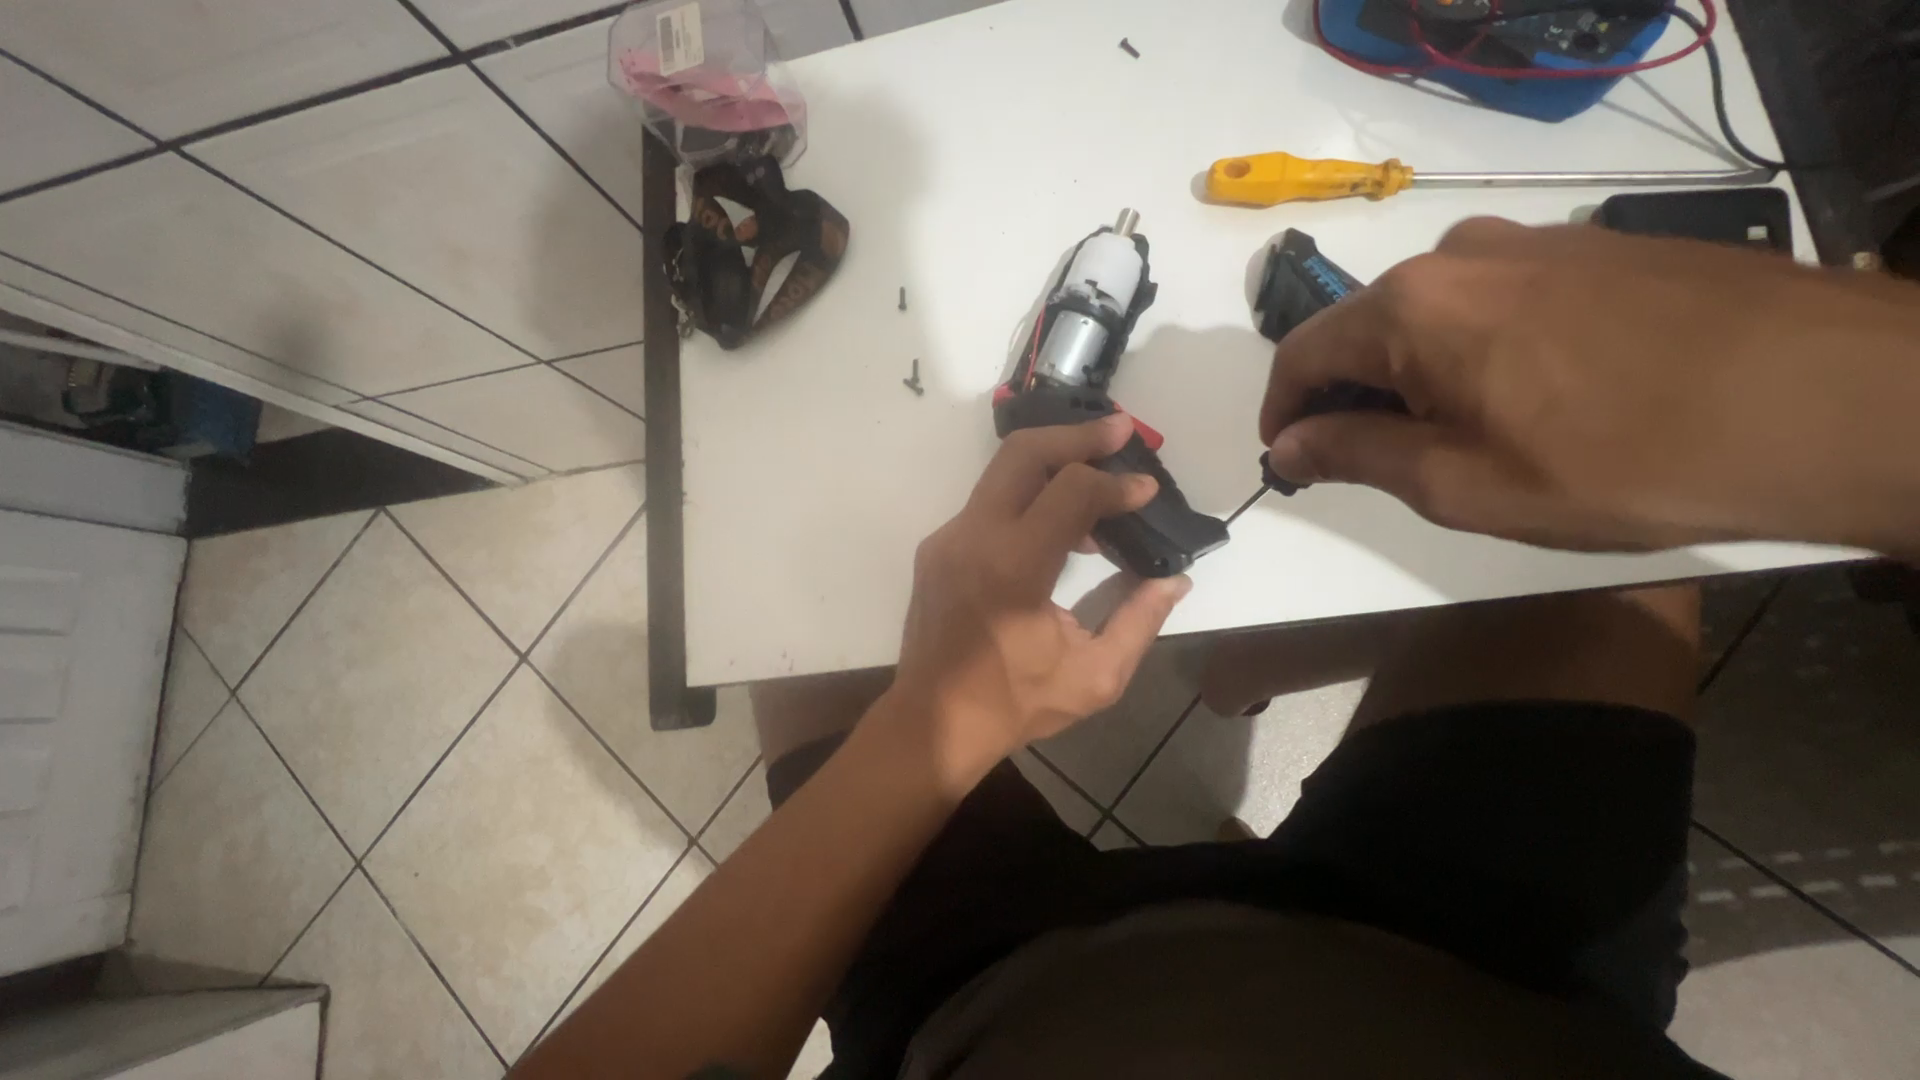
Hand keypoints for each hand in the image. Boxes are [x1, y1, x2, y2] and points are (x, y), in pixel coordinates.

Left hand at [881, 414, 1191, 786]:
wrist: (932, 722)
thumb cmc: (1014, 704)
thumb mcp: (1094, 676)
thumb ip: (1139, 621)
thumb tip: (1174, 580)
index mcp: (1013, 567)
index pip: (1071, 491)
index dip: (1115, 484)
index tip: (1147, 491)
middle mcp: (973, 537)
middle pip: (1024, 452)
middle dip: (1077, 435)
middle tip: (1121, 431)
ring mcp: (948, 538)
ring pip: (1002, 471)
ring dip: (1053, 463)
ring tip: (1099, 482)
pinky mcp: (938, 548)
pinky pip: (989, 503)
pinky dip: (1029, 497)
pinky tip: (1060, 527)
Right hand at [1260, 218, 1919, 552]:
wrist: (1840, 402)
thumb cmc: (1621, 461)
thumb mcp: (1460, 482)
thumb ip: (1354, 455)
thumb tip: (1285, 443)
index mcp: (1410, 308)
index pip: (1301, 354)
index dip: (1281, 412)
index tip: (1286, 457)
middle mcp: (1458, 253)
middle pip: (1363, 329)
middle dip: (1347, 395)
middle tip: (1367, 460)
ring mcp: (1534, 240)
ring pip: (1429, 313)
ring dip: (1410, 373)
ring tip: (1449, 434)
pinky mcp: (1595, 246)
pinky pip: (1494, 298)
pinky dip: (1471, 349)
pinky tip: (1519, 396)